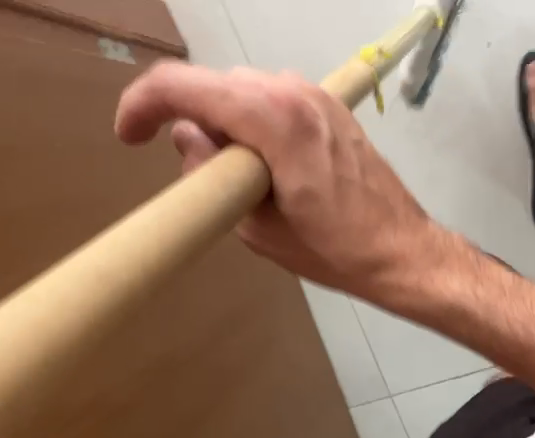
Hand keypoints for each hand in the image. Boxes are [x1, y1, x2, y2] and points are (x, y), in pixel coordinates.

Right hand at [114, 62, 452, 302]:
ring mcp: (319, 98)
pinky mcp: (335, 112)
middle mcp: (295, 93)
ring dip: (231, 123)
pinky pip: (279, 103)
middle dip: (195, 120)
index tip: (129, 135)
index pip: (183, 85)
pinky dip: (260, 124)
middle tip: (201, 171)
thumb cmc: (338, 250)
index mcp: (273, 117)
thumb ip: (210, 175)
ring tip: (241, 176)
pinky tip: (270, 167)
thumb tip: (190, 140)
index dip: (141, 105)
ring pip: (248, 92)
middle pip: (217, 86)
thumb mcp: (258, 226)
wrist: (404, 254)